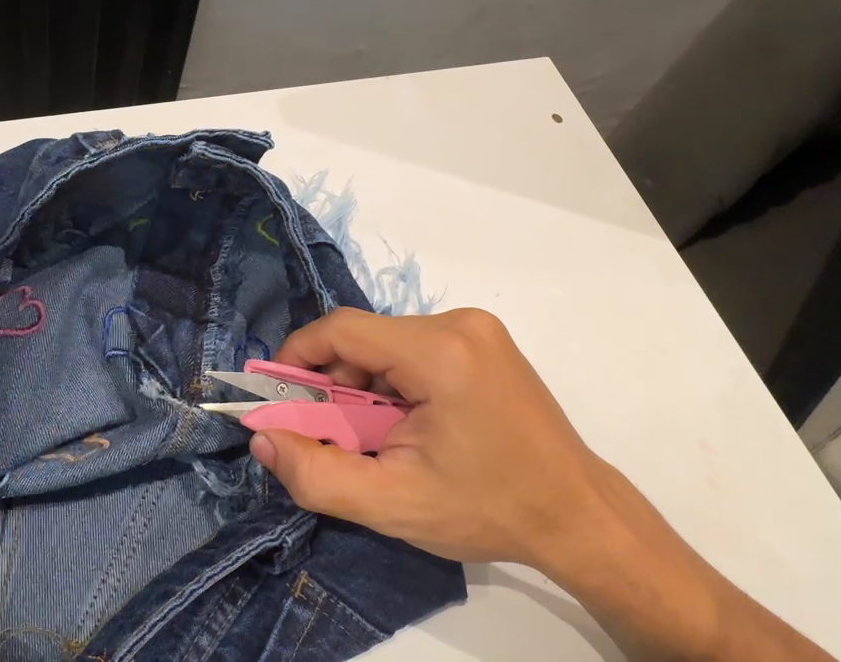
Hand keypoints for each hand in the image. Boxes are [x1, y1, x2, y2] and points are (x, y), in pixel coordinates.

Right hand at [249, 308, 609, 566]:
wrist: (577, 515)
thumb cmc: (488, 510)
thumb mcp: (393, 504)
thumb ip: (317, 475)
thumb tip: (263, 439)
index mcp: (441, 353)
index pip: (343, 329)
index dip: (299, 356)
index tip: (278, 395)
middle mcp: (460, 324)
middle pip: (366, 337)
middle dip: (336, 383)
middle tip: (331, 433)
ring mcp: (478, 328)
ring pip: (388, 342)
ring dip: (365, 384)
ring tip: (375, 436)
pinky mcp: (486, 340)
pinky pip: (416, 347)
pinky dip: (395, 380)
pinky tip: (406, 422)